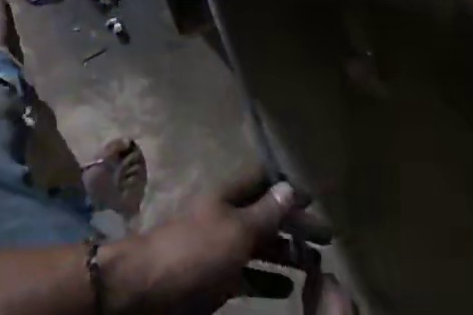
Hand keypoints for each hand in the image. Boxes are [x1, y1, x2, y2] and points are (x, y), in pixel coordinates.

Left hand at [97, 170, 338, 314]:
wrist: (146, 291)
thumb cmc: (194, 253)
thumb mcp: (236, 231)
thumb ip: (265, 213)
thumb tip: (289, 187)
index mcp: (228, 197)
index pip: (263, 181)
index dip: (288, 187)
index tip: (315, 198)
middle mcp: (225, 217)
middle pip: (266, 215)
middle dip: (295, 225)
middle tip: (326, 240)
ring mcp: (218, 250)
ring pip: (259, 247)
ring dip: (285, 254)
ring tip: (313, 266)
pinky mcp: (213, 281)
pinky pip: (247, 277)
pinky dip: (267, 282)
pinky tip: (286, 290)